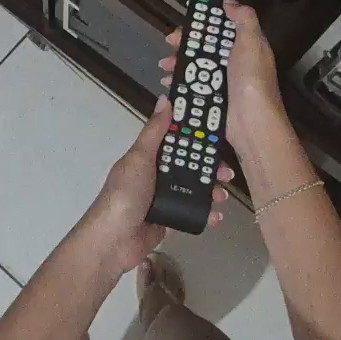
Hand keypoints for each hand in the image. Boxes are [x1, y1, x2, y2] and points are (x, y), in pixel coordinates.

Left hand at [79, 96, 232, 274]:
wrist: (113, 240)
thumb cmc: (125, 194)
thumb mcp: (139, 158)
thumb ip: (154, 131)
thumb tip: (164, 99)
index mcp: (148, 157)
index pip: (175, 141)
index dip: (195, 137)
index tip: (217, 135)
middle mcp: (156, 175)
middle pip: (188, 166)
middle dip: (209, 168)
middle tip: (227, 172)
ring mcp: (163, 198)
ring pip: (193, 189)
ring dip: (211, 191)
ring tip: (223, 196)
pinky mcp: (169, 220)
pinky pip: (191, 213)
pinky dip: (205, 213)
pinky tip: (217, 216)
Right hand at [156, 0, 287, 155]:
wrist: (252, 122)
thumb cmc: (252, 80)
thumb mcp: (252, 43)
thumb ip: (243, 19)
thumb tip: (228, 1)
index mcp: (246, 46)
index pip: (222, 27)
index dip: (204, 22)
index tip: (188, 21)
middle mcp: (233, 62)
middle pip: (205, 46)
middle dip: (185, 43)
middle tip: (169, 42)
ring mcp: (222, 81)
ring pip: (195, 65)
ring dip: (177, 62)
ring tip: (164, 65)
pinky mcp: (212, 98)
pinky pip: (191, 85)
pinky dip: (178, 81)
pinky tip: (167, 82)